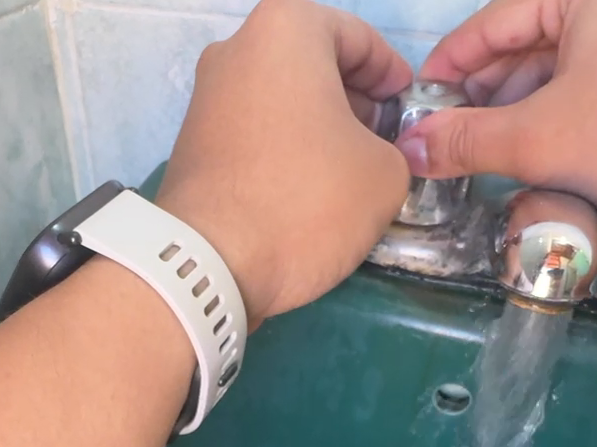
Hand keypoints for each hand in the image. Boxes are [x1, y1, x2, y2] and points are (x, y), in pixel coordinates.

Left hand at [156, 0, 412, 321]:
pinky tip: (301, 198)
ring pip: (278, 106)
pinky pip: (251, 142)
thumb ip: (394, 152)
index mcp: (286, 30)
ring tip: (342, 177)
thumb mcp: (383, 177)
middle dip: (351, 101)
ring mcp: (204, 102)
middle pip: (311, 67)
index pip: (357, 37)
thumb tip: (375, 158)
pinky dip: (281, 158)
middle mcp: (235, 51)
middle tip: (379, 141)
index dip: (391, 74)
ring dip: (314, 133)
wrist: (210, 266)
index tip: (406, 106)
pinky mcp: (190, 151)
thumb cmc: (306, 203)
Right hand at [397, 0, 596, 243]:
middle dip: (483, 95)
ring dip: (517, 113)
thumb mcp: (541, 139)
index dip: (449, 68)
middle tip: (445, 143)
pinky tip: (533, 157)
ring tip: (481, 157)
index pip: (495, 20)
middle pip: (527, 41)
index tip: (417, 110)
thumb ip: (466, 141)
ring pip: (560, 68)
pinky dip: (556, 119)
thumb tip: (409, 148)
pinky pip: (592, 86)